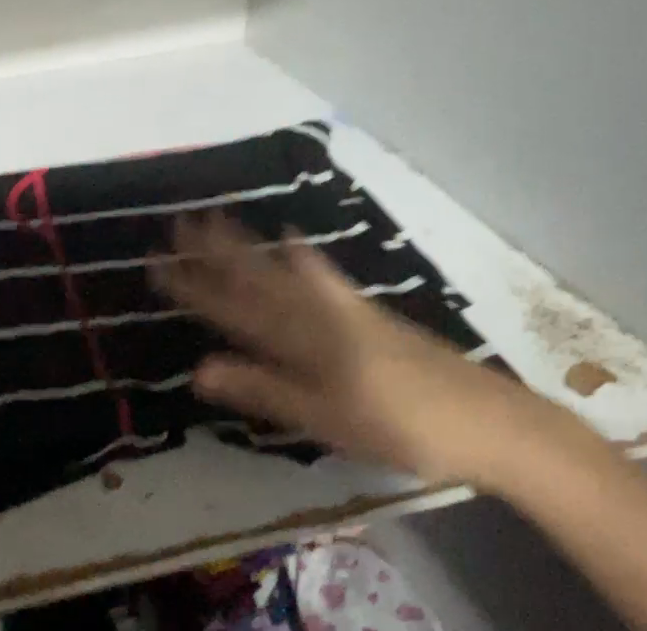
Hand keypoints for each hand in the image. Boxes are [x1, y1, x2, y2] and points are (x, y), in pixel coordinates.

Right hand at [152, 213, 589, 489]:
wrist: (489, 421)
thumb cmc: (401, 428)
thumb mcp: (325, 419)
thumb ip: (263, 389)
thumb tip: (198, 369)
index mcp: (300, 340)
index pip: (232, 308)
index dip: (193, 287)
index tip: (156, 265)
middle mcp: (315, 314)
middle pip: (254, 278)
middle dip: (213, 252)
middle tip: (179, 223)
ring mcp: (343, 308)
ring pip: (281, 270)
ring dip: (247, 245)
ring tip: (218, 218)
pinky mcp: (366, 312)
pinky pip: (318, 273)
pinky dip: (300, 255)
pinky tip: (294, 238)